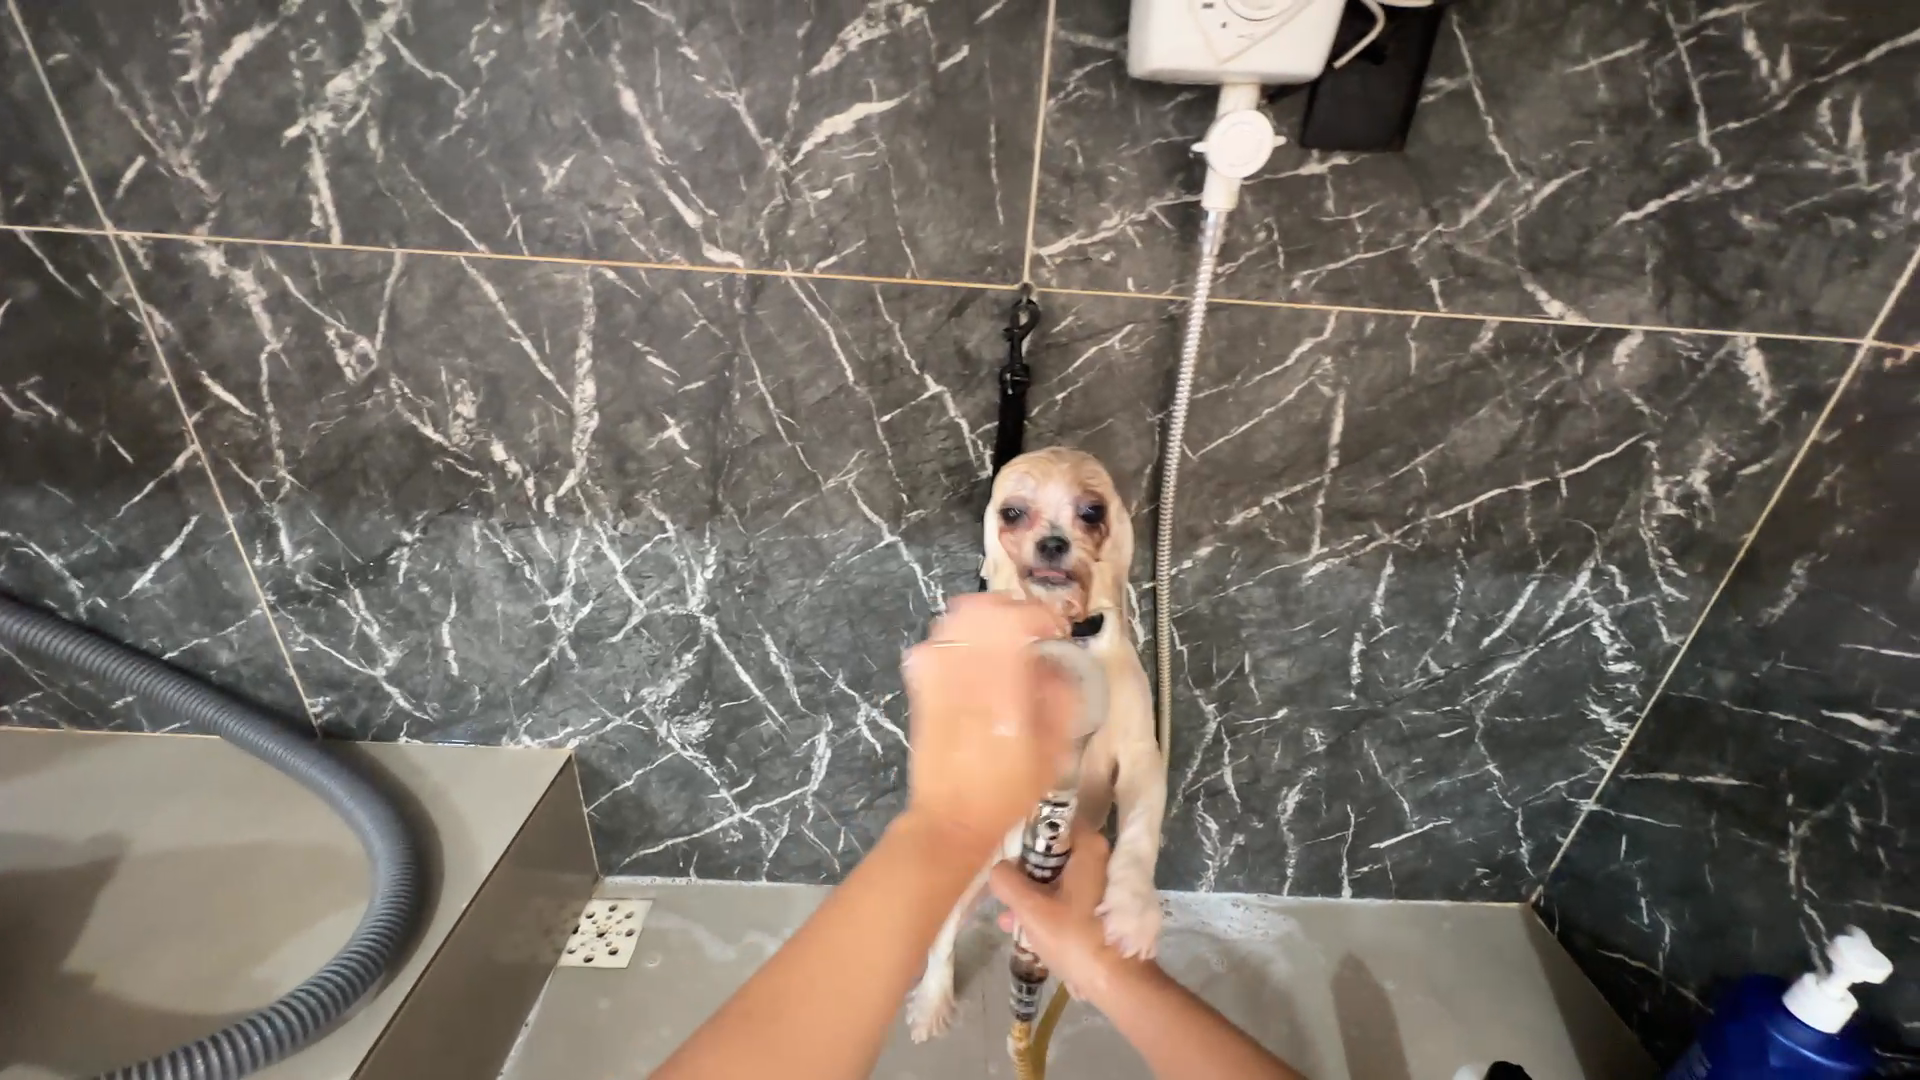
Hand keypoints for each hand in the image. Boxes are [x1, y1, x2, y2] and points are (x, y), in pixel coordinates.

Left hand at [901, 594, 1073, 851]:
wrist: (950, 819)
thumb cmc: (1007, 792)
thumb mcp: (1053, 754)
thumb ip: (1061, 703)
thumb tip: (1057, 666)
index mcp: (1004, 691)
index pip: (1016, 621)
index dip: (1040, 614)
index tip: (1055, 629)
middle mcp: (968, 677)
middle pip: (982, 610)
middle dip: (1012, 608)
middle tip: (1030, 628)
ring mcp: (938, 680)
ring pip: (953, 620)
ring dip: (982, 617)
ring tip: (1002, 634)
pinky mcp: (921, 689)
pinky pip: (932, 644)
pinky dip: (952, 636)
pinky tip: (968, 651)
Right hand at [990, 824, 1131, 999]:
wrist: (1118, 983)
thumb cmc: (1075, 937)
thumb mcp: (1031, 908)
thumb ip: (1006, 881)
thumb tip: (999, 869)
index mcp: (1088, 846)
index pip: (1050, 824)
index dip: (1024, 838)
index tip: (1008, 860)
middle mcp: (1100, 856)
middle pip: (1052, 852)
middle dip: (1026, 874)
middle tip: (1007, 894)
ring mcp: (1104, 882)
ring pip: (1059, 876)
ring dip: (1034, 893)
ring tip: (1010, 918)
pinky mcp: (1104, 905)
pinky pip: (1070, 895)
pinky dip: (1050, 906)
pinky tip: (1028, 930)